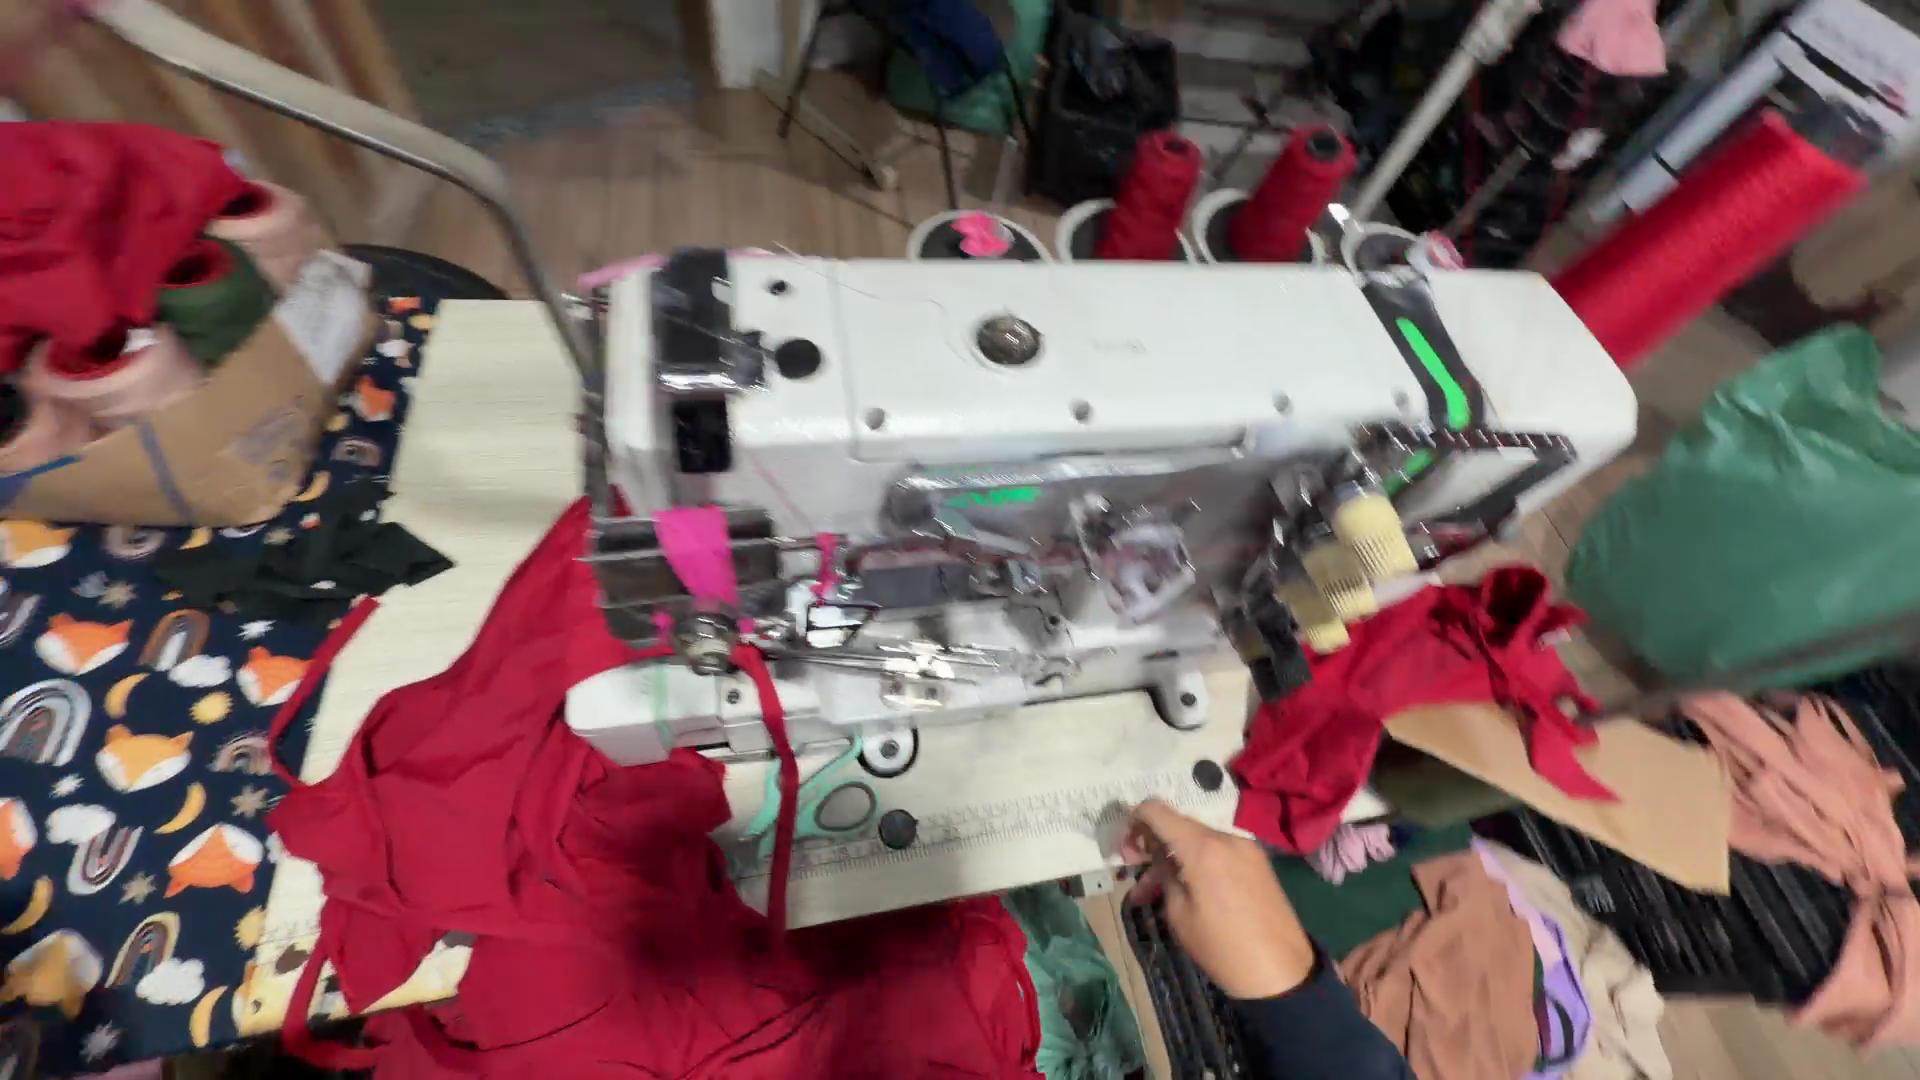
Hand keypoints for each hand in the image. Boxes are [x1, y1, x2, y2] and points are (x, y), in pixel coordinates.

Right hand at [1123, 799, 1316, 999]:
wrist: (1283, 975)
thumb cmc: (1223, 948)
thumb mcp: (1179, 913)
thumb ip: (1164, 872)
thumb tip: (1156, 853)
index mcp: (1202, 847)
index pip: (1157, 810)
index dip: (1134, 820)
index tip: (1126, 847)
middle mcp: (1225, 836)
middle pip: (1177, 823)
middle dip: (1153, 842)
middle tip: (1137, 870)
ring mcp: (1245, 846)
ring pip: (1197, 837)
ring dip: (1175, 854)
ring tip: (1159, 888)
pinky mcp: (1257, 860)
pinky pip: (1218, 849)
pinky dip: (1198, 859)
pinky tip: (1189, 885)